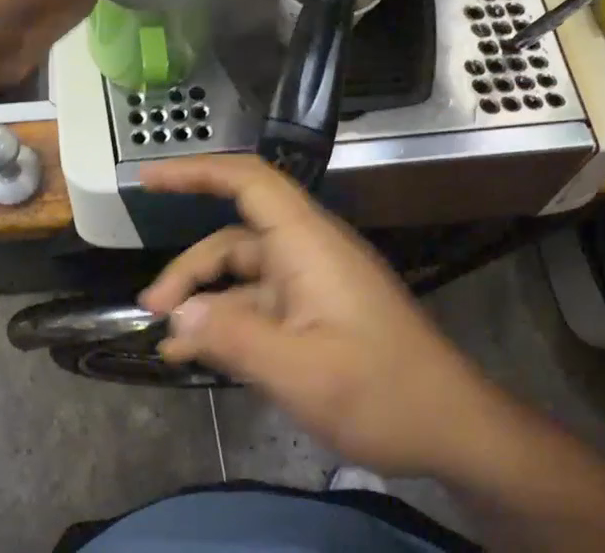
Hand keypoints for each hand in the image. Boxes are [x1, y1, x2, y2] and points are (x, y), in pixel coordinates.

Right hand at [138, 156, 504, 478]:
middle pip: (234, 239)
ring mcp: (314, 286)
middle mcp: (308, 254)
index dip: (196, 172)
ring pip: (243, 277)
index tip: (148, 180)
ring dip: (205, 303)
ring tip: (169, 342)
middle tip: (152, 310)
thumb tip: (177, 317)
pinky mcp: (318, 315)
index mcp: (308, 244)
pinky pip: (261, 307)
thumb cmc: (383, 393)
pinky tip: (201, 356)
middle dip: (189, 269)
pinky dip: (229, 324)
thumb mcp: (300, 372)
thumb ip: (232, 338)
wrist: (457, 431)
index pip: (249, 181)